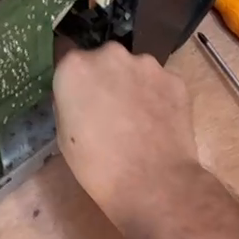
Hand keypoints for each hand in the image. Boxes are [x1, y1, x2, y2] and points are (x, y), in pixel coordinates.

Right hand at [53, 42, 206, 226]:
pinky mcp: (174, 79)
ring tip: (137, 119)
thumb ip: (69, 102)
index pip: (68, 58)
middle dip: (105, 78)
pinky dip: (157, 97)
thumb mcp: (64, 135)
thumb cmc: (98, 167)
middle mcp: (110, 55)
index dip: (74, 79)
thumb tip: (80, 96)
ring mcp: (146, 64)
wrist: (154, 183)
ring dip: (132, 86)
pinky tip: (158, 124)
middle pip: (103, 60)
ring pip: (134, 69)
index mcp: (75, 67)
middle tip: (109, 110)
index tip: (78, 95)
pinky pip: (159, 83)